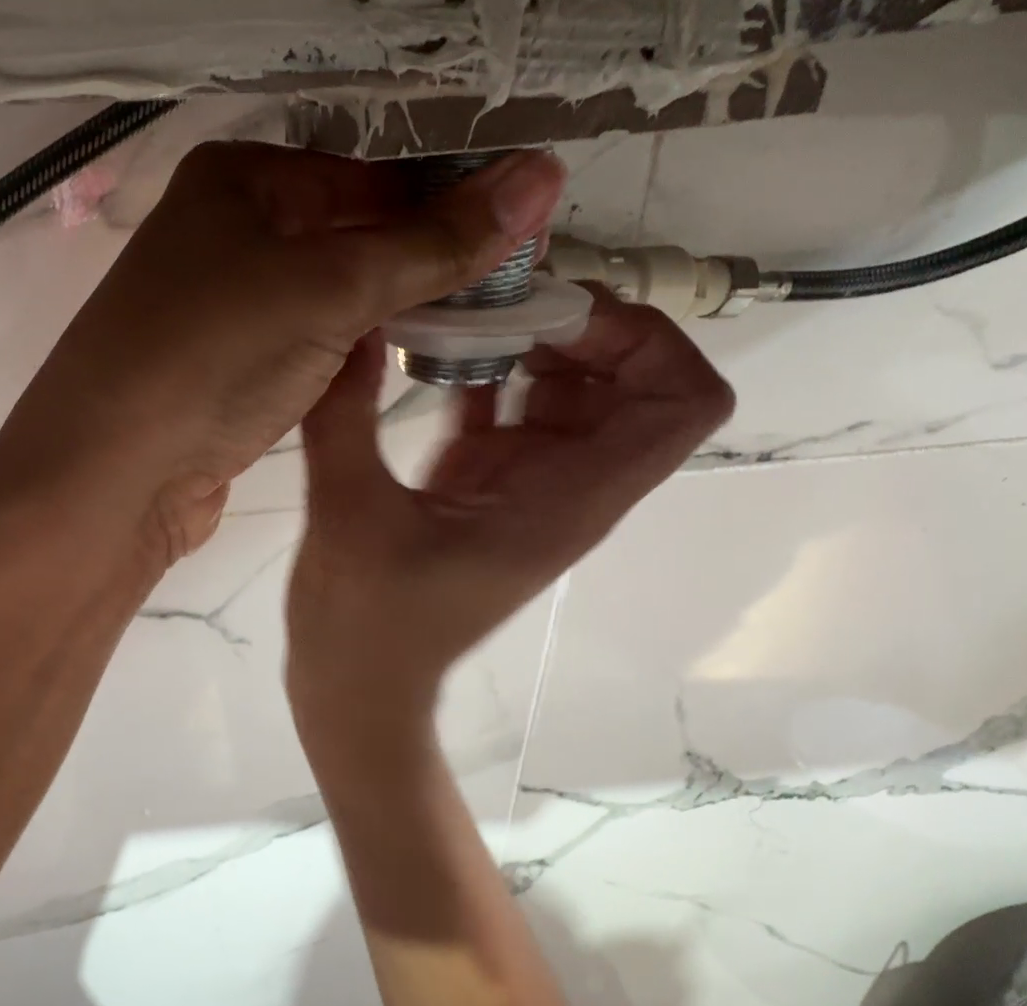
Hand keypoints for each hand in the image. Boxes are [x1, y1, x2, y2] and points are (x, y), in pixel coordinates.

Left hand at [0, 143, 567, 565]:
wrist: (110, 478)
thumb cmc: (210, 359)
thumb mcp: (330, 288)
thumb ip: (434, 241)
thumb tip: (542, 175)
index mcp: (236, 180)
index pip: (369, 175)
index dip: (447, 205)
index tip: (522, 240)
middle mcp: (221, 232)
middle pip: (349, 236)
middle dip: (421, 266)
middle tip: (505, 296)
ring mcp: (217, 306)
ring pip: (328, 297)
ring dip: (387, 314)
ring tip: (464, 332)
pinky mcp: (222, 370)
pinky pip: (303, 346)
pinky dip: (346, 354)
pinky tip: (390, 369)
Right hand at [285, 289, 734, 730]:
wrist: (358, 690)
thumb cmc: (365, 625)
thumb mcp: (349, 517)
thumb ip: (345, 418)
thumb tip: (347, 327)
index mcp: (566, 501)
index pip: (681, 404)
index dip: (646, 340)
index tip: (553, 312)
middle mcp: (566, 485)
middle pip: (636, 381)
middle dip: (580, 324)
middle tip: (496, 294)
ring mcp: (527, 483)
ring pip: (574, 388)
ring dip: (531, 340)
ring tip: (459, 309)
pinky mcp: (485, 483)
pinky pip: (515, 405)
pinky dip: (491, 367)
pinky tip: (432, 344)